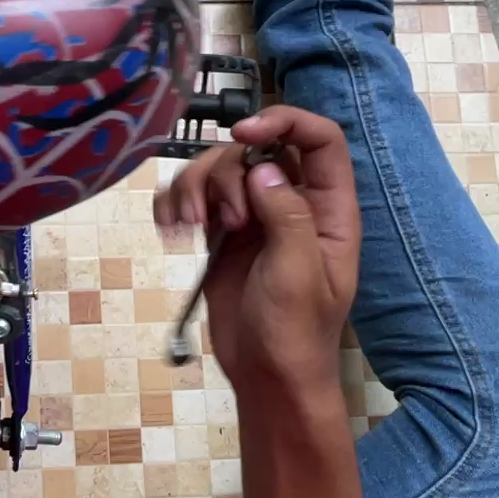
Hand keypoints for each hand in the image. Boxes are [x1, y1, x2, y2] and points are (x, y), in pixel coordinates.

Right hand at [153, 107, 360, 396]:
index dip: (284, 121)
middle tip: (225, 222)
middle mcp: (290, 203)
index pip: (319, 139)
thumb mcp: (298, 274)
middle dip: (226, 175)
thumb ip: (286, 215)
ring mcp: (253, 216)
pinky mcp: (220, 233)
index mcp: (328, 209)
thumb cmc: (295, 332)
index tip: (242, 136)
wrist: (265, 375)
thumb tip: (262, 167)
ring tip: (188, 228)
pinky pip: (193, 198)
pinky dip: (175, 204)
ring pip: (217, 171)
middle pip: (254, 151)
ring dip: (193, 189)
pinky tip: (171, 229)